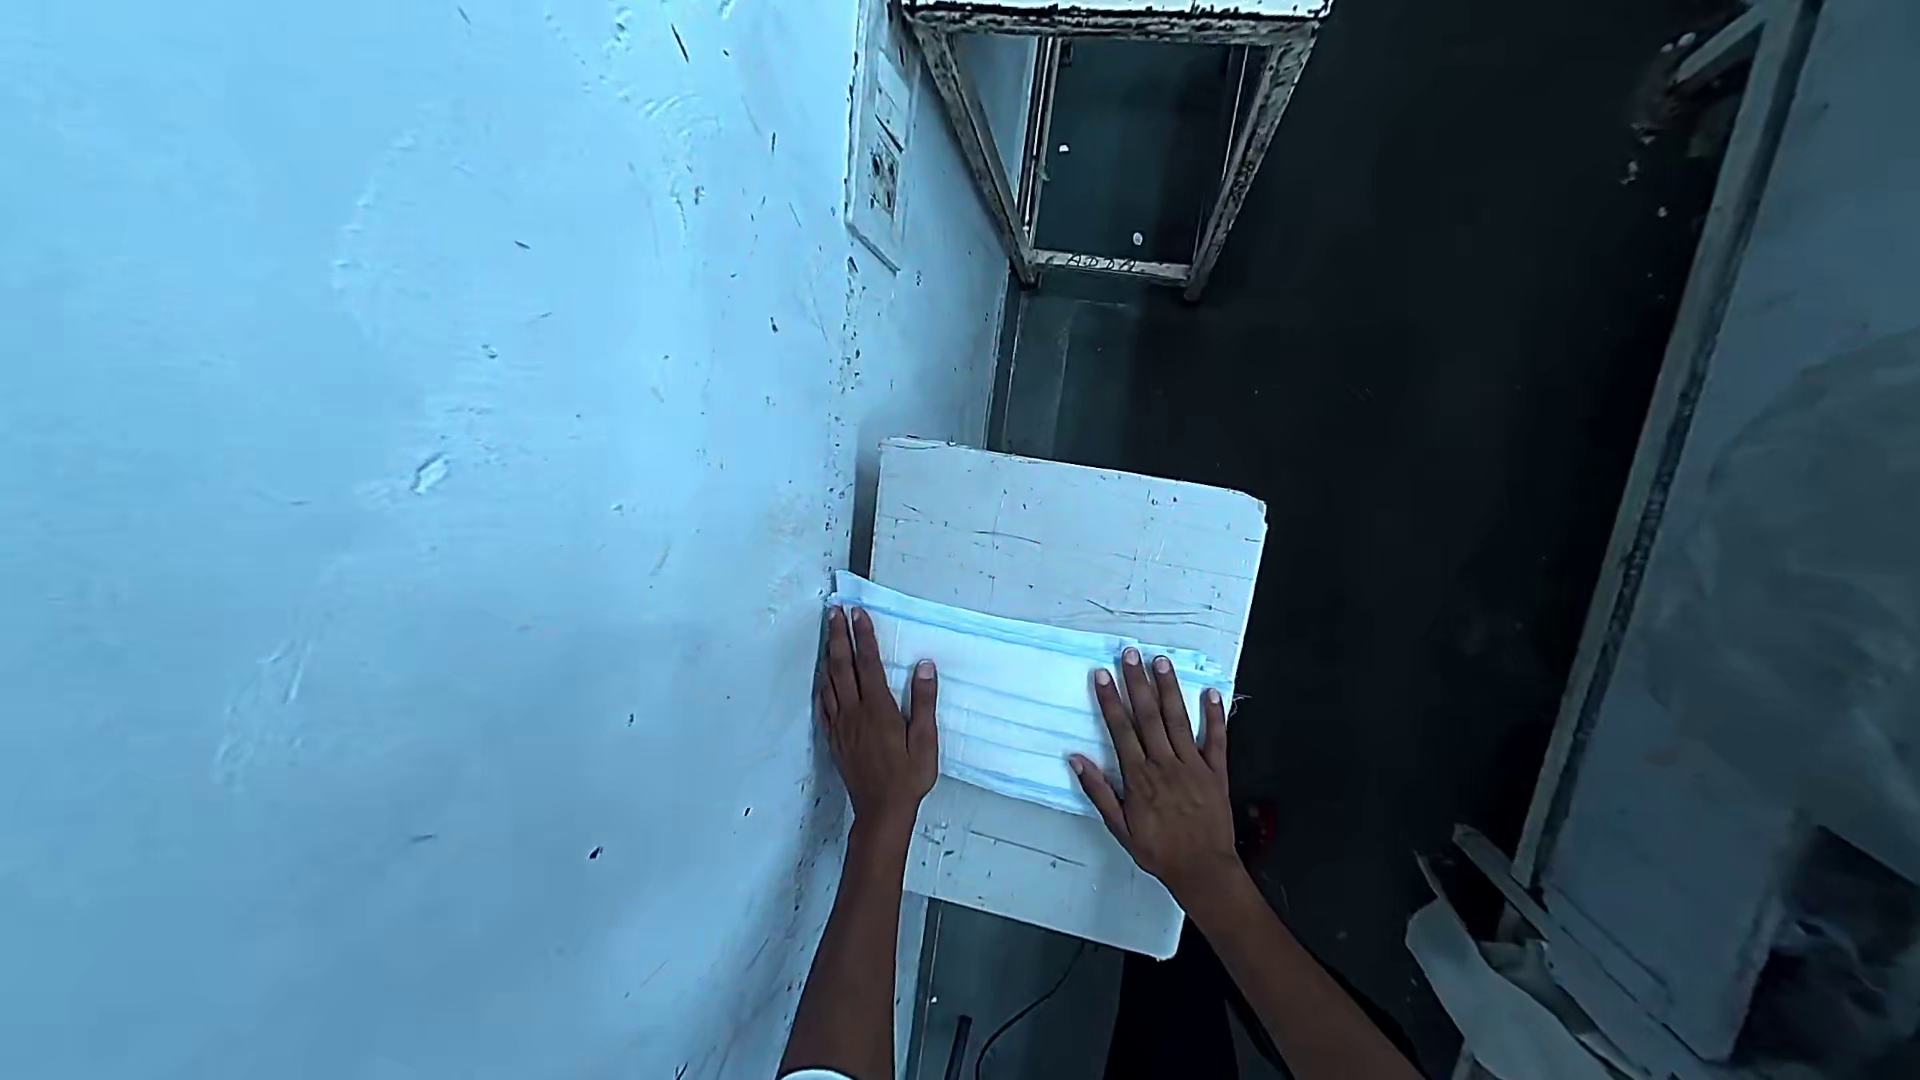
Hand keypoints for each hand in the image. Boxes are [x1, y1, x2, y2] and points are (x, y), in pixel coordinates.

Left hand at [817, 606, 938, 833]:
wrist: (881, 811)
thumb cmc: (908, 777)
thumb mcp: (925, 740)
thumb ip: (923, 701)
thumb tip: (924, 667)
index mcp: (878, 709)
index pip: (868, 663)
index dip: (863, 635)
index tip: (858, 613)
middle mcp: (855, 712)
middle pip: (843, 665)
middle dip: (839, 635)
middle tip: (835, 611)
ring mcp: (841, 725)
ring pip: (830, 681)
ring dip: (829, 654)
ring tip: (828, 633)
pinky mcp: (834, 738)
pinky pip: (823, 705)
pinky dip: (821, 684)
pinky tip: (822, 677)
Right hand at [1070, 648, 1241, 903]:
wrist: (1204, 871)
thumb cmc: (1157, 850)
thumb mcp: (1119, 827)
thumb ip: (1098, 791)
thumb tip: (1076, 759)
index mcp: (1139, 777)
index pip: (1121, 729)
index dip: (1110, 700)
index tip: (1101, 674)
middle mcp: (1165, 765)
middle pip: (1148, 716)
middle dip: (1137, 682)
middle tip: (1130, 653)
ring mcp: (1193, 766)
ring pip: (1178, 720)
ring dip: (1169, 689)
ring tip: (1161, 661)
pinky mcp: (1217, 772)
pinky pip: (1216, 739)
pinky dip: (1214, 715)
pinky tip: (1210, 692)